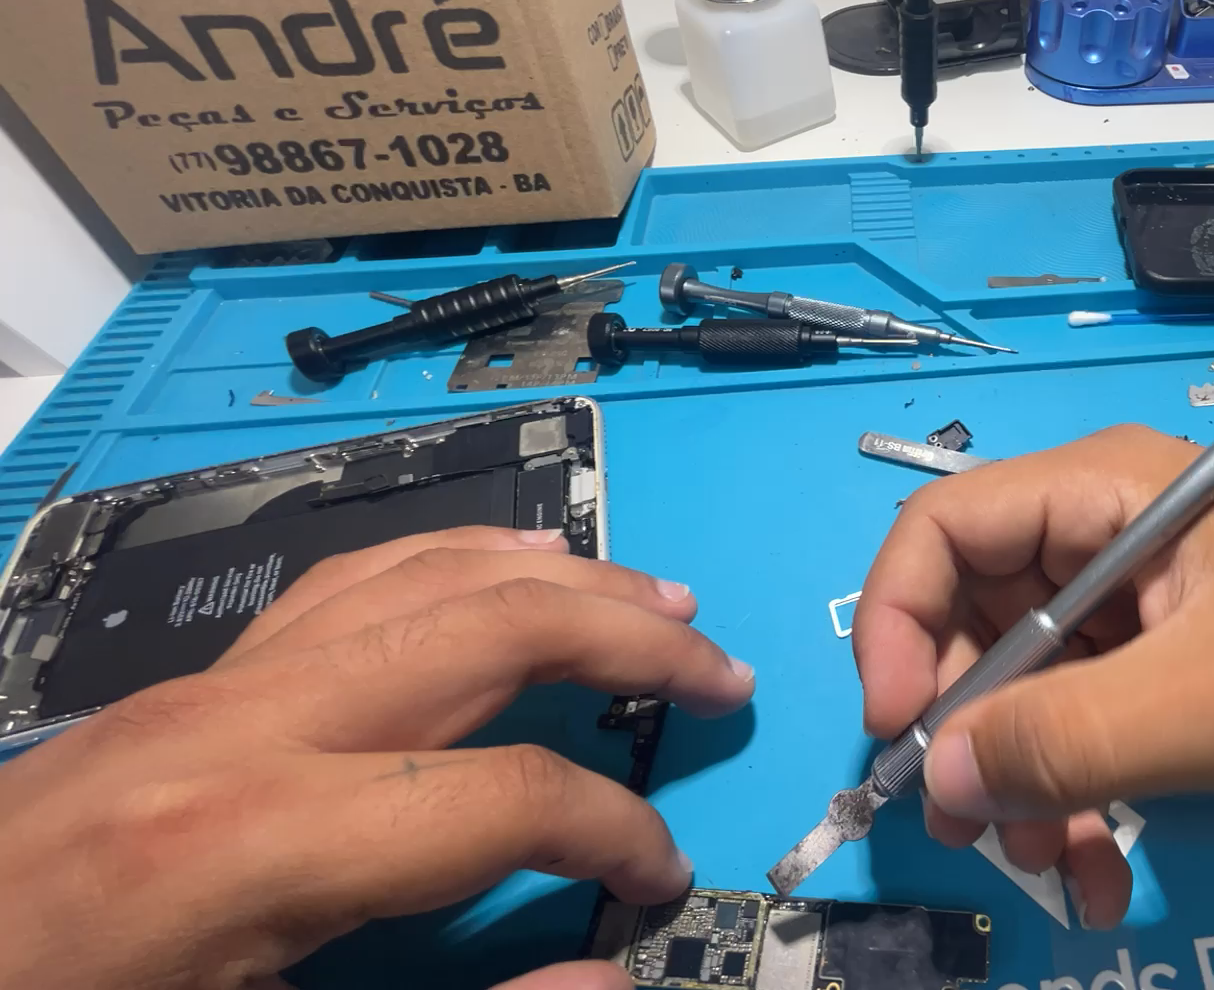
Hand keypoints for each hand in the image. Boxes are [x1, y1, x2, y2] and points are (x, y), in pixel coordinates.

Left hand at [0, 526, 754, 989]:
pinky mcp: (203, 679)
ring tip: (663, 600)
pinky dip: (475, 553)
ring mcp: (216, 684)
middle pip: (500, 632)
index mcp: (243, 852)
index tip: (661, 877)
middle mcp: (243, 729)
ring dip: (578, 581)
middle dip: (636, 646)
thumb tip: (607, 980)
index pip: (505, 799)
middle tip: (722, 674)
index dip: (614, 834)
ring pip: (445, 575)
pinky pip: (369, 577)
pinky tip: (531, 555)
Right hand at [853, 425, 1213, 926]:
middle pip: (971, 610)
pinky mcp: (1158, 654)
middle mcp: (1102, 532)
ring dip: (1020, 774)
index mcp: (1106, 490)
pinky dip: (1072, 788)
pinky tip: (1099, 858)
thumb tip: (945, 775)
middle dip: (965, 722)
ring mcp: (1130, 596)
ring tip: (1052, 863)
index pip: (946, 524)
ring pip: (1020, 680)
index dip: (898, 617)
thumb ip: (1080, 735)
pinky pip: (1077, 715)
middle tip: (977, 824)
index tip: (902, 731)